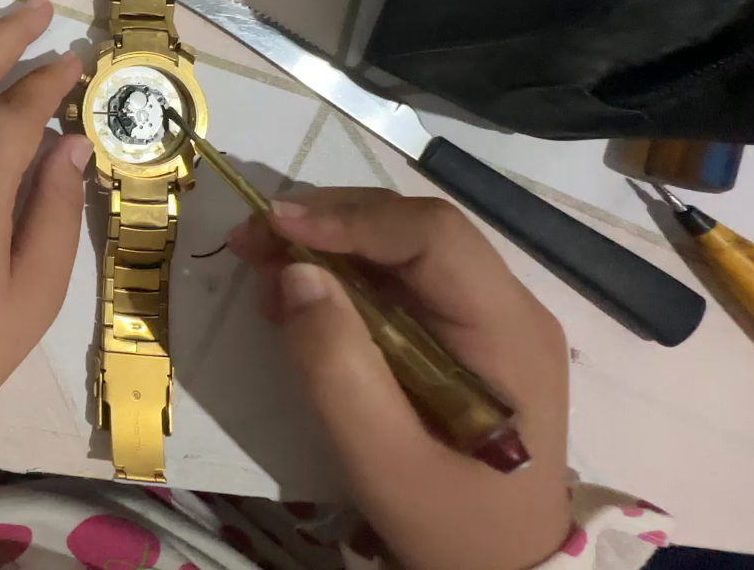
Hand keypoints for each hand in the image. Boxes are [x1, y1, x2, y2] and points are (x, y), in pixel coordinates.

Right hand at [229, 188, 570, 569]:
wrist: (495, 561)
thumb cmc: (446, 518)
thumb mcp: (382, 458)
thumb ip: (338, 368)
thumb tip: (296, 273)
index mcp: (505, 332)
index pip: (433, 237)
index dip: (350, 219)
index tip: (273, 224)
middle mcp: (499, 302)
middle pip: (406, 224)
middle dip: (321, 218)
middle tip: (248, 239)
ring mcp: (474, 307)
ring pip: (389, 235)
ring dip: (317, 235)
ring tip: (257, 260)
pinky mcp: (445, 318)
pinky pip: (382, 265)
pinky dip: (326, 262)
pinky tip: (289, 289)